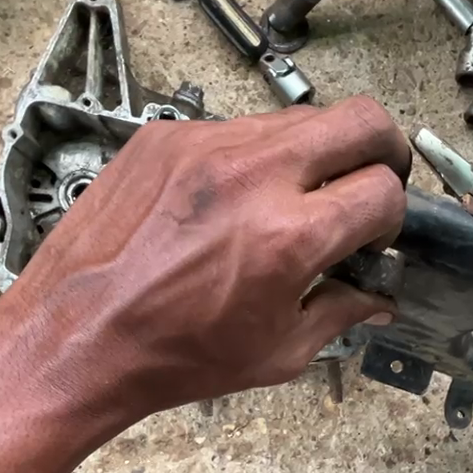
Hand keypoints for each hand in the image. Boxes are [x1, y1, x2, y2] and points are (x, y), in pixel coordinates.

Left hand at [2, 98, 408, 416]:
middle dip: (384, 152)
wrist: (81, 334)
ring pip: (303, 119)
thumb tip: (377, 296)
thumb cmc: (172, 353)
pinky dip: (258, 159)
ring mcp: (207, 146)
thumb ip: (342, 312)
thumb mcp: (278, 352)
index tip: (375, 235)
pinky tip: (237, 201)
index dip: (391, 217)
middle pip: (362, 121)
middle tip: (370, 184)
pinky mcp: (169, 136)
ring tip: (296, 200)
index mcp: (289, 238)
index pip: (383, 190)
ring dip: (319, 156)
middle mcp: (253, 177)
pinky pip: (240, 129)